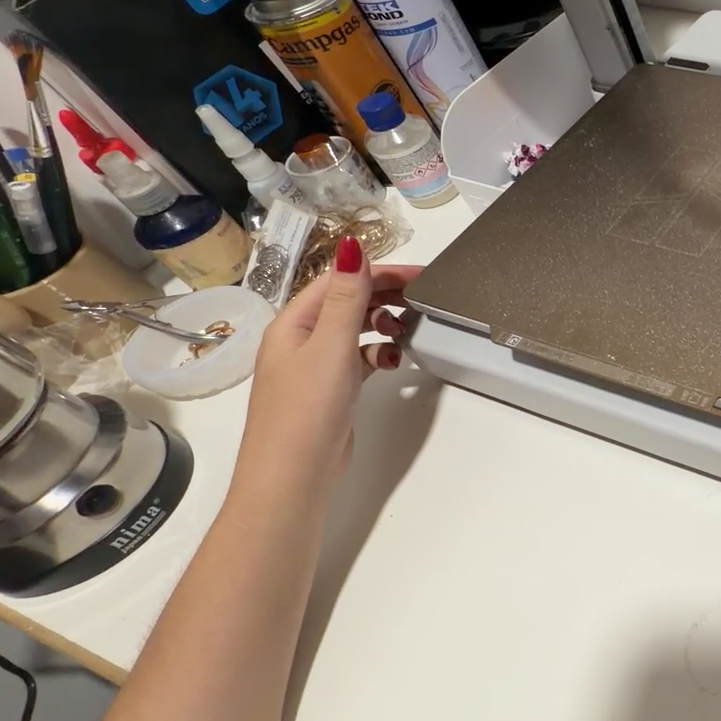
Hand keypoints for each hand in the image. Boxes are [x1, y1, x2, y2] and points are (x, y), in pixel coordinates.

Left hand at [236, 237, 420, 490]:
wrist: (294, 473)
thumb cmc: (310, 406)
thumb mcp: (332, 346)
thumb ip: (348, 297)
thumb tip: (354, 247)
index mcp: (294, 323)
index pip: (340, 281)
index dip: (380, 272)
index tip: (423, 274)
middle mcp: (301, 339)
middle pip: (348, 302)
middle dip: (385, 295)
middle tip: (426, 300)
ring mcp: (316, 365)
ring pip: (356, 329)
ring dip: (383, 323)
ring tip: (408, 331)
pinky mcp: (332, 388)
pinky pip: (360, 356)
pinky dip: (379, 352)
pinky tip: (394, 362)